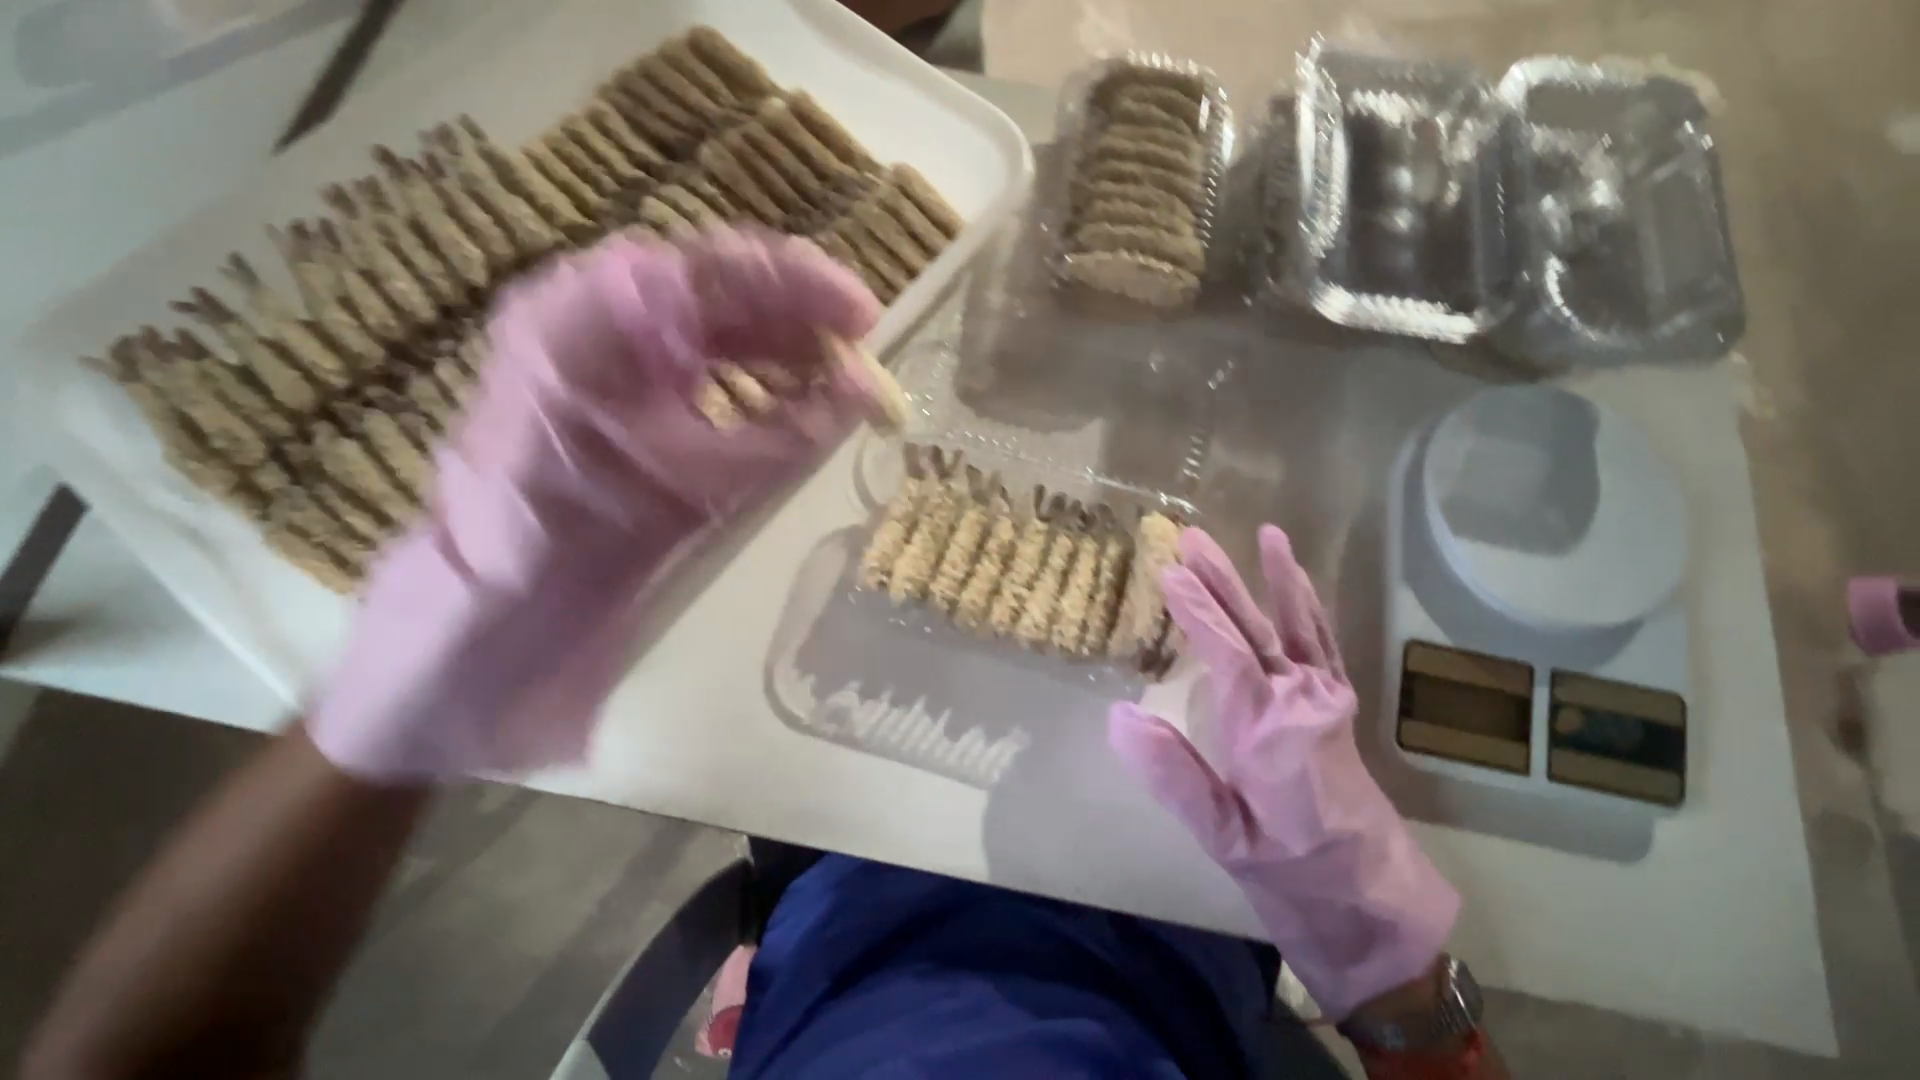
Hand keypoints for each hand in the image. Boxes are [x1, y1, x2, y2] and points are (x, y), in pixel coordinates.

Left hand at [309, 230, 881, 780]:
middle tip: (866, 365)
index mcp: (599, 314)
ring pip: (712, 335)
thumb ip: (788, 432)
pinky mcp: (609, 411)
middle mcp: (597, 320)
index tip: (869, 319)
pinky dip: (750, 393)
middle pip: (721, 295)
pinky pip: (697, 381)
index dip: (805, 284)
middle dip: (801, 324)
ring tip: (842, 393)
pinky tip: (792, 420)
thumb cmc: (569, 545)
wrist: (476, 632)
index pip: (722, 267)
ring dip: (781, 357)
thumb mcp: (691, 484)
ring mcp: (600, 365)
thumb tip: (872, 392)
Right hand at [1108, 525, 1458, 1020]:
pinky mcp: (1341, 711)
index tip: (1165, 569)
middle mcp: (1303, 705)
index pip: (1228, 655)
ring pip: (1300, 628)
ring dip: (1277, 580)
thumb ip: (1174, 776)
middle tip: (1192, 536)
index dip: (1197, 611)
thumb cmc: (1295, 879)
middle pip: (1260, 629)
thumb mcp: (1225, 841)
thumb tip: (1120, 715)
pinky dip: (1312, 609)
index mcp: (1269, 734)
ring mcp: (1329, 703)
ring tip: (1266, 534)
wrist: (1379, 908)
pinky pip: (1327, 646)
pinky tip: (1300, 586)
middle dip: (1224, 580)